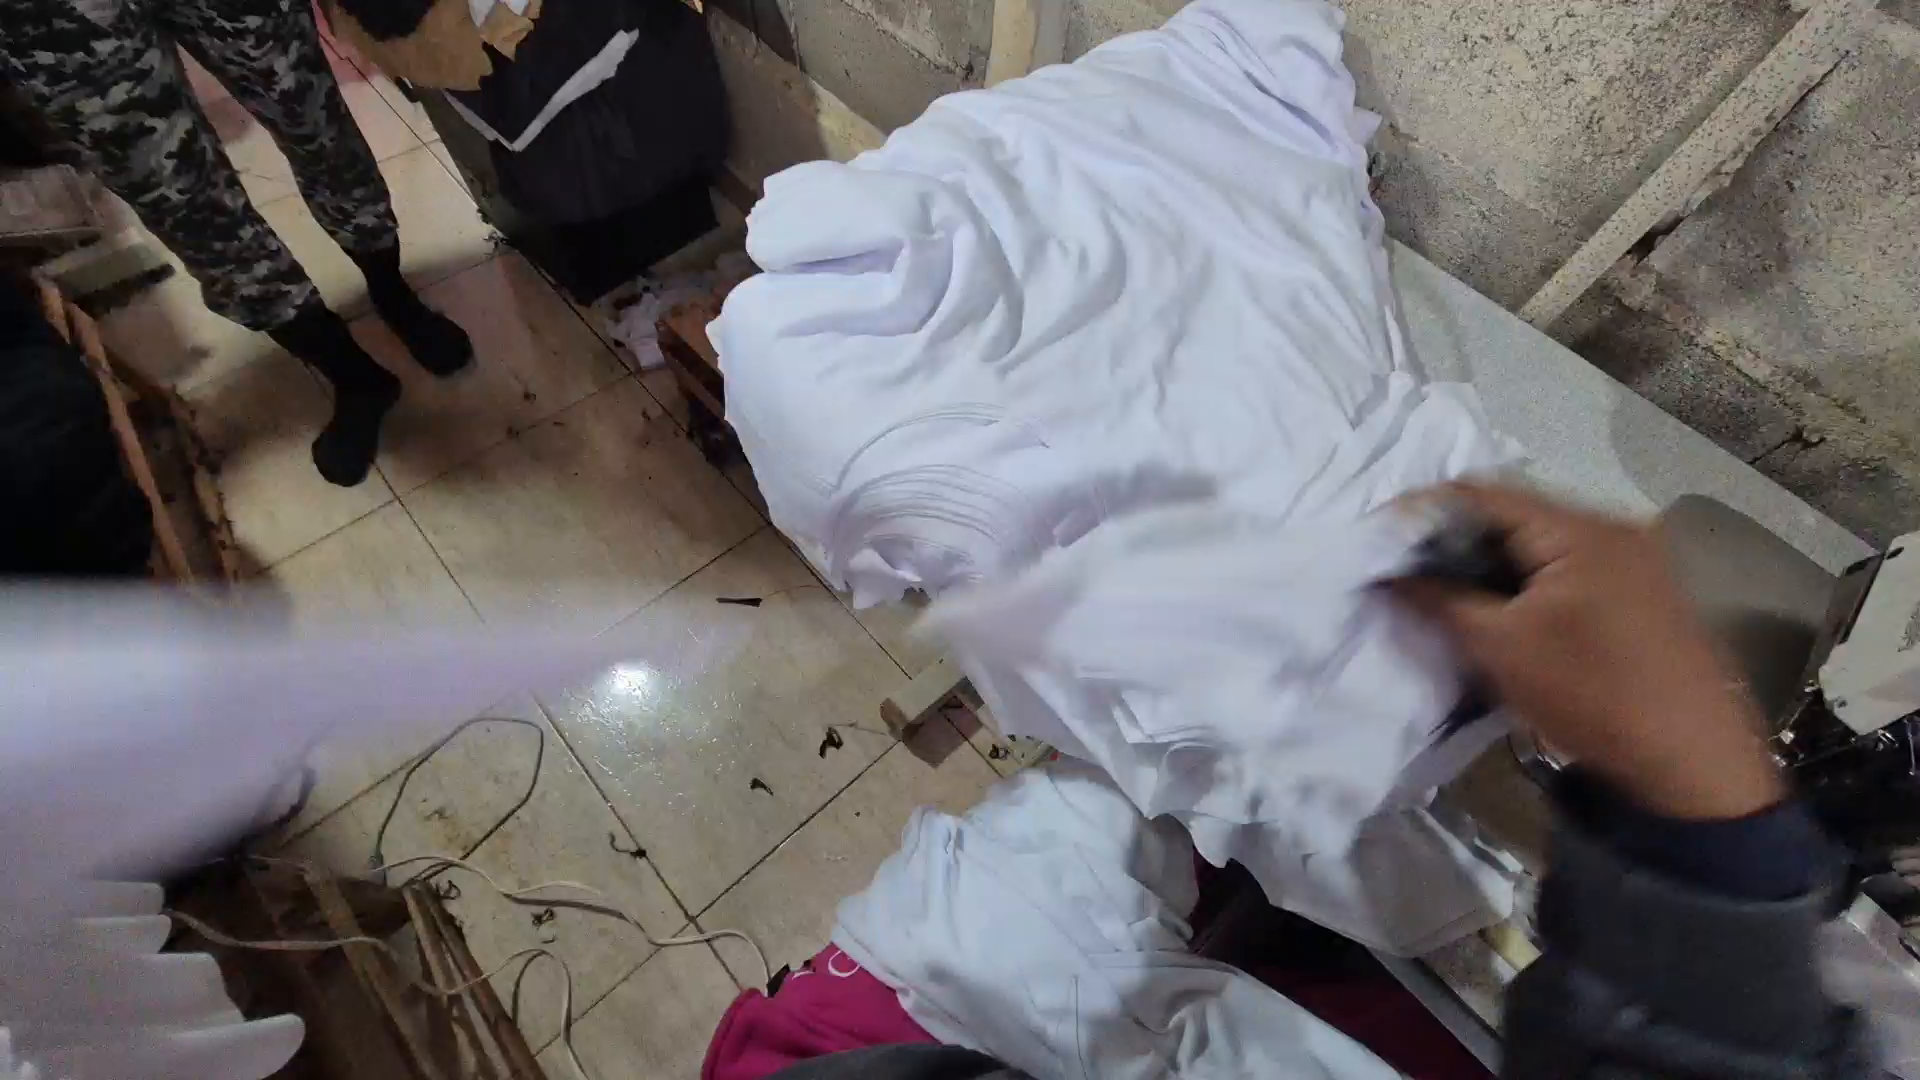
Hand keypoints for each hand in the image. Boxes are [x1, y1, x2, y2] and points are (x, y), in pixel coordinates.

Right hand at [1392, 481, 1784, 820]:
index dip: (1420, 511)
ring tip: (1433, 581)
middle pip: (1507, 512)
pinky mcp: (1634, 587)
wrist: (1690, 767)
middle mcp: (1611, 528)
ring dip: (1478, 556)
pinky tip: (1485, 599)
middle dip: (1447, 535)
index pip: (1479, 495)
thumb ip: (1435, 596)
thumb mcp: (1496, 644)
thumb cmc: (1588, 695)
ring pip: (1530, 538)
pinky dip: (1512, 573)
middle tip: (1400, 562)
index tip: (1376, 536)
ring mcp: (1629, 557)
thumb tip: (1385, 570)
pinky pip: (1555, 561)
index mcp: (1580, 530)